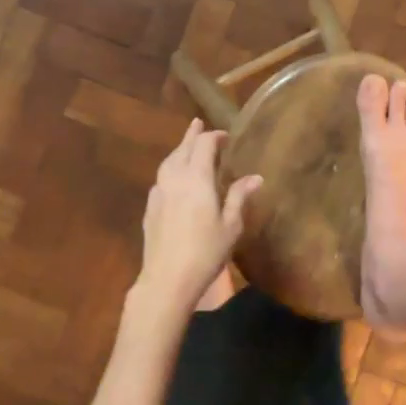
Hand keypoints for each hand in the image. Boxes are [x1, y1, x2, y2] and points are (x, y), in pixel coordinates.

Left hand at [134, 119, 262, 313]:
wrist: (166, 280)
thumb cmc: (205, 252)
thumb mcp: (231, 226)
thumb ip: (240, 197)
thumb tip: (256, 177)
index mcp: (196, 177)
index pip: (204, 144)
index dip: (214, 136)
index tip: (225, 136)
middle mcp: (175, 177)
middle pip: (182, 148)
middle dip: (192, 135)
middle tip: (198, 124)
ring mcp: (158, 192)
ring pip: (168, 161)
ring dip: (179, 150)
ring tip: (186, 147)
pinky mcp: (149, 208)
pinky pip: (161, 178)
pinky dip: (170, 169)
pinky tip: (174, 179)